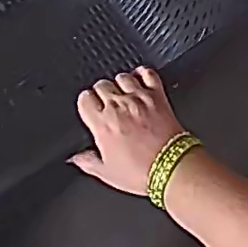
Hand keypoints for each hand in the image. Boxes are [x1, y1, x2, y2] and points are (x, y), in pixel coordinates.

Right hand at [71, 67, 188, 194]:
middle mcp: (119, 107)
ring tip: (123, 92)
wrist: (171, 166)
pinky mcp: (157, 94)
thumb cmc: (141, 171)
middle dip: (101, 92)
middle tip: (106, 102)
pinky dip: (142, 73)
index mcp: (103, 125)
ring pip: (122, 76)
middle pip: (102, 84)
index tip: (90, 106)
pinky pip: (147, 73)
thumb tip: (76, 158)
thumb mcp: (107, 173)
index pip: (85, 99)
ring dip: (120, 83)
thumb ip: (88, 162)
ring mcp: (139, 98)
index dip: (86, 102)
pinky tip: (140, 79)